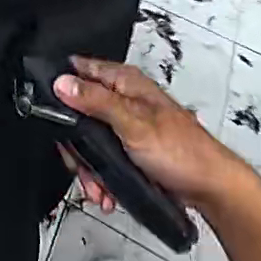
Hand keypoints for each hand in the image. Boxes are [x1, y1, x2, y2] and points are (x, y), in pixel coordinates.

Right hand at [53, 57, 257, 211]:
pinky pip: (104, 158)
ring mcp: (128, 125)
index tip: (52, 110)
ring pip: (90, 140)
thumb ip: (97, 102)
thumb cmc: (183, 152)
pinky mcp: (131, 148)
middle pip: (80, 112)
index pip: (82, 70)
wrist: (208, 187)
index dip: (63, 86)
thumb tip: (63, 83)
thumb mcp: (133, 124)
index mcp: (126, 83)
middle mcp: (126, 99)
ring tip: (97, 186)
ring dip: (89, 167)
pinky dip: (101, 176)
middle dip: (77, 145)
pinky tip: (106, 191)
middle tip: (80, 163)